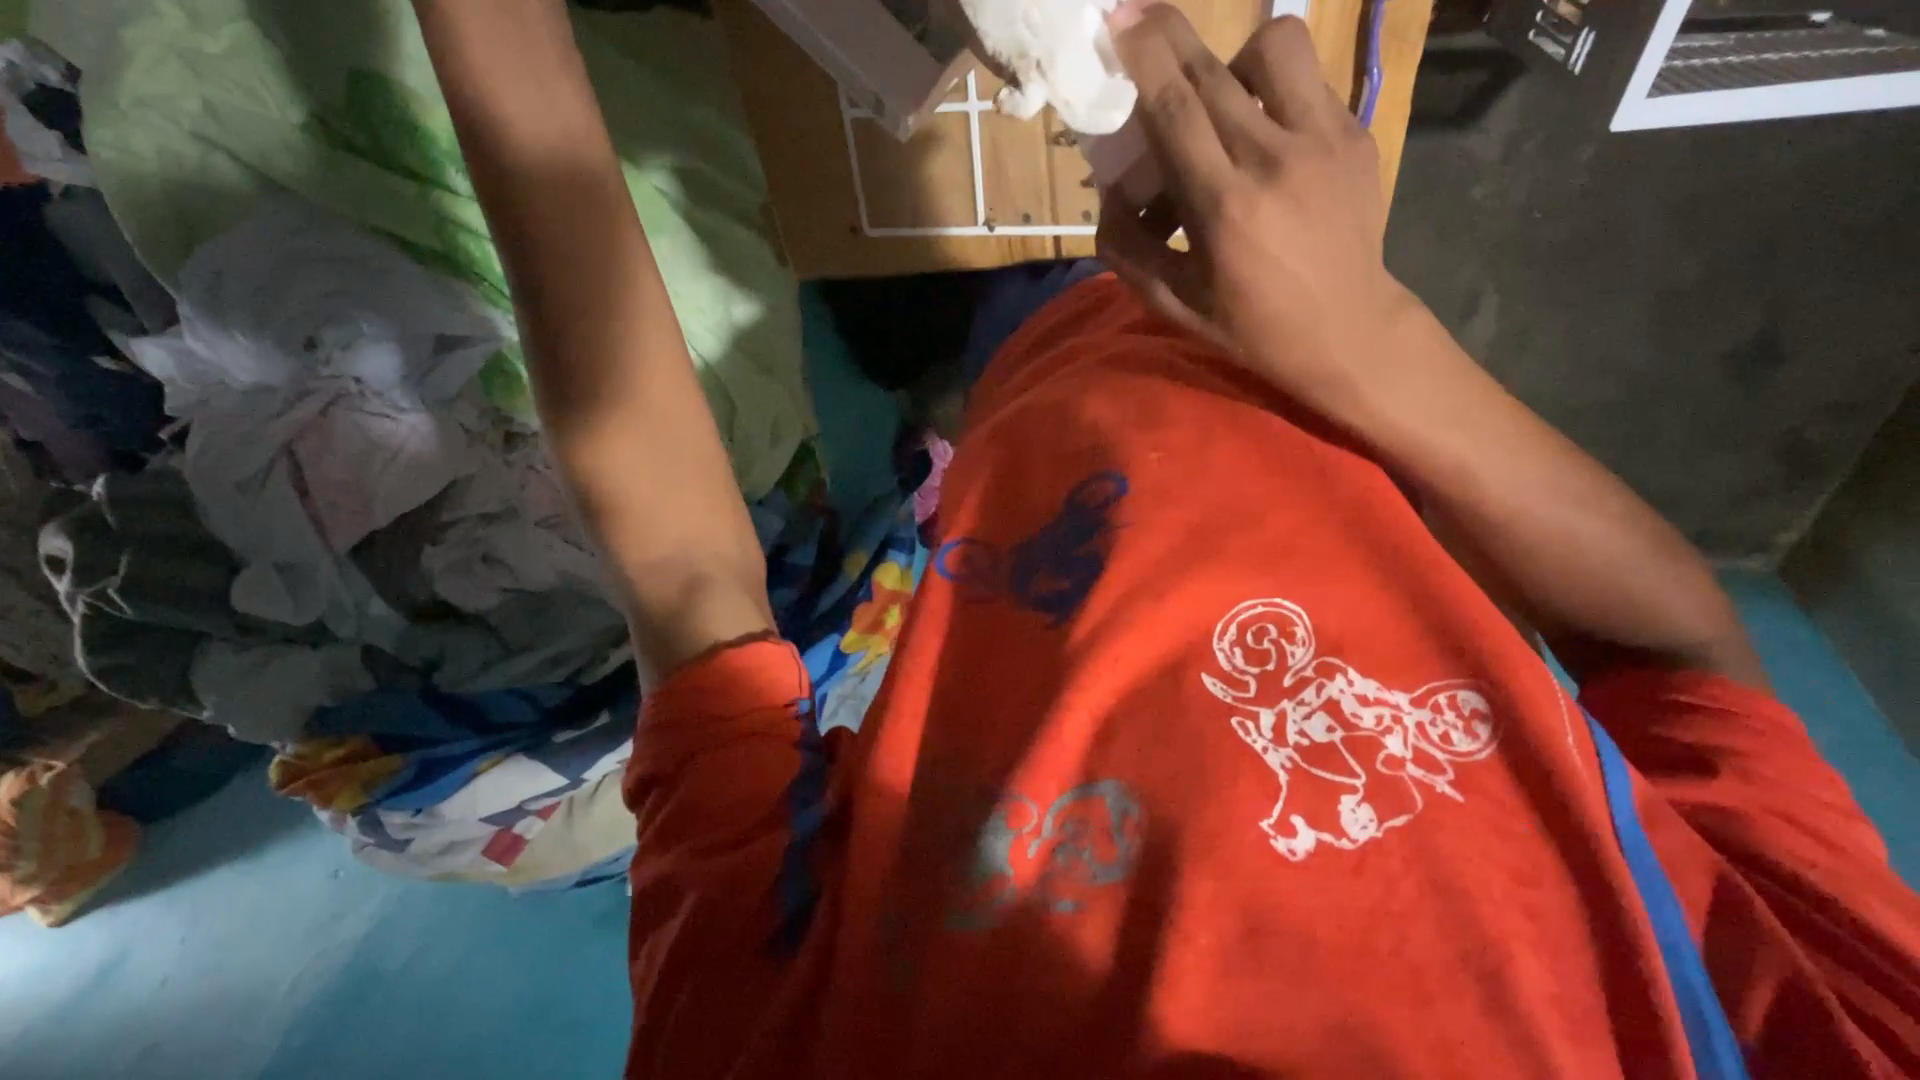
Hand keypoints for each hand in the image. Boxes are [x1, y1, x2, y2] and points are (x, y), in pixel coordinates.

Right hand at [1098, 5, 1421, 418]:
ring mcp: (1325, 139)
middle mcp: (1275, 158)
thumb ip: (1127, 247)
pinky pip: (1306, 81)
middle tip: (1140, 24)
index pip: (1176, 107)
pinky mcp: (1356, 135)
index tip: (1116, 19)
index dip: (1142, 54)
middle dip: (1167, 35)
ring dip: (1234, 61)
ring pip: (1274, 48)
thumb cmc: (1250, 325)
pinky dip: (1273, 93)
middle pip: (1213, 68)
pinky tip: (1267, 137)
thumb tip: (1112, 193)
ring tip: (1224, 103)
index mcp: (1225, 206)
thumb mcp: (1172, 303)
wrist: (1348, 329)